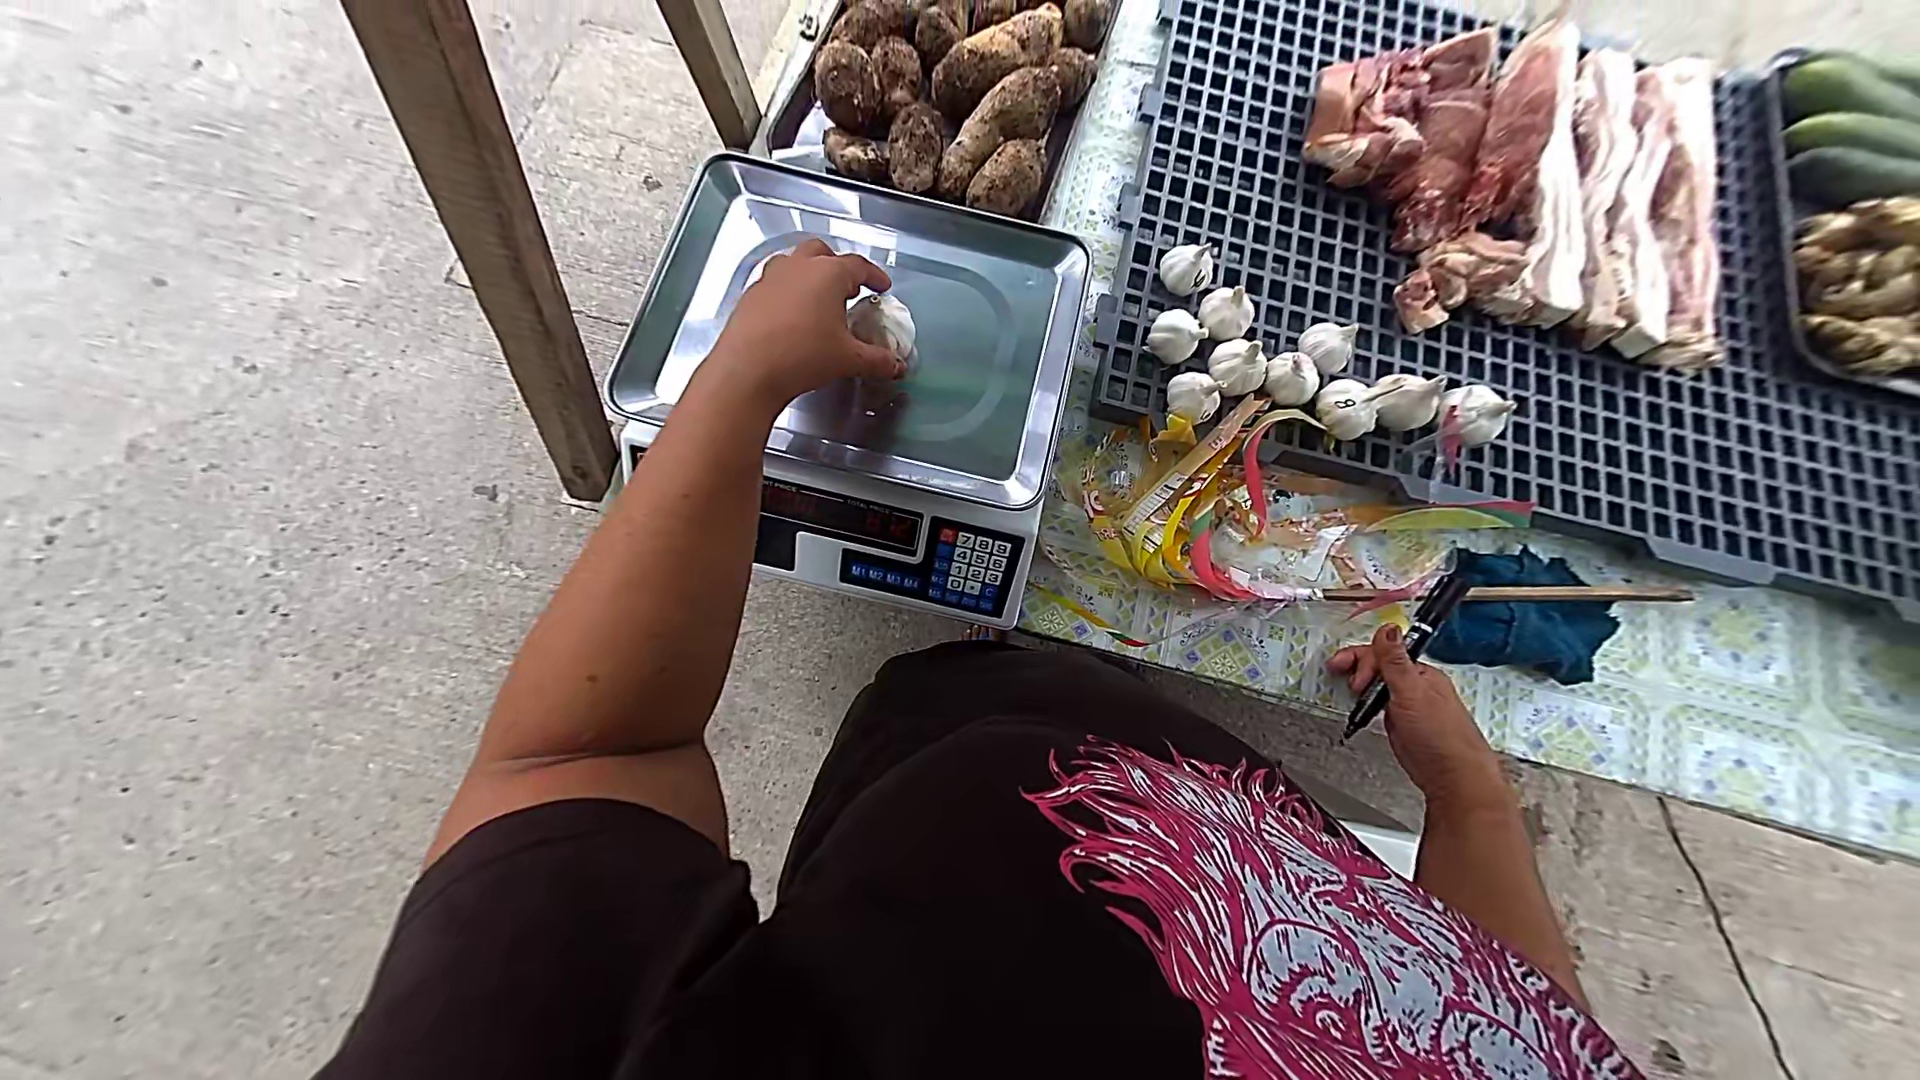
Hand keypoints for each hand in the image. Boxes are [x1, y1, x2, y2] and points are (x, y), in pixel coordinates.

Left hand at [696, 238, 902, 417]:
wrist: (748, 370)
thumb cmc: (802, 356)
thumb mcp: (848, 359)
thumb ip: (877, 360)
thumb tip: (895, 366)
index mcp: (828, 273)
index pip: (858, 265)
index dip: (874, 276)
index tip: (881, 285)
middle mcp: (797, 266)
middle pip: (822, 252)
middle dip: (839, 266)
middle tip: (850, 287)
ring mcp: (770, 278)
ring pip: (794, 263)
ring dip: (810, 274)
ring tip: (820, 298)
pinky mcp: (751, 295)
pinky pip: (775, 284)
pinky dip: (789, 292)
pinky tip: (794, 316)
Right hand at [1328, 625, 1509, 813]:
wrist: (1452, 777)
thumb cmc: (1441, 736)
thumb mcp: (1412, 693)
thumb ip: (1395, 661)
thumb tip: (1389, 629)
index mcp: (1421, 673)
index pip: (1384, 652)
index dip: (1362, 658)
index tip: (1344, 668)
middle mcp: (1414, 684)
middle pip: (1377, 665)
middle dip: (1357, 670)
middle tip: (1349, 684)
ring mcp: (1405, 702)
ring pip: (1374, 683)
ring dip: (1358, 684)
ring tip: (1350, 693)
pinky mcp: (1397, 720)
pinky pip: (1374, 702)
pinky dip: (1362, 701)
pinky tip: (1357, 706)